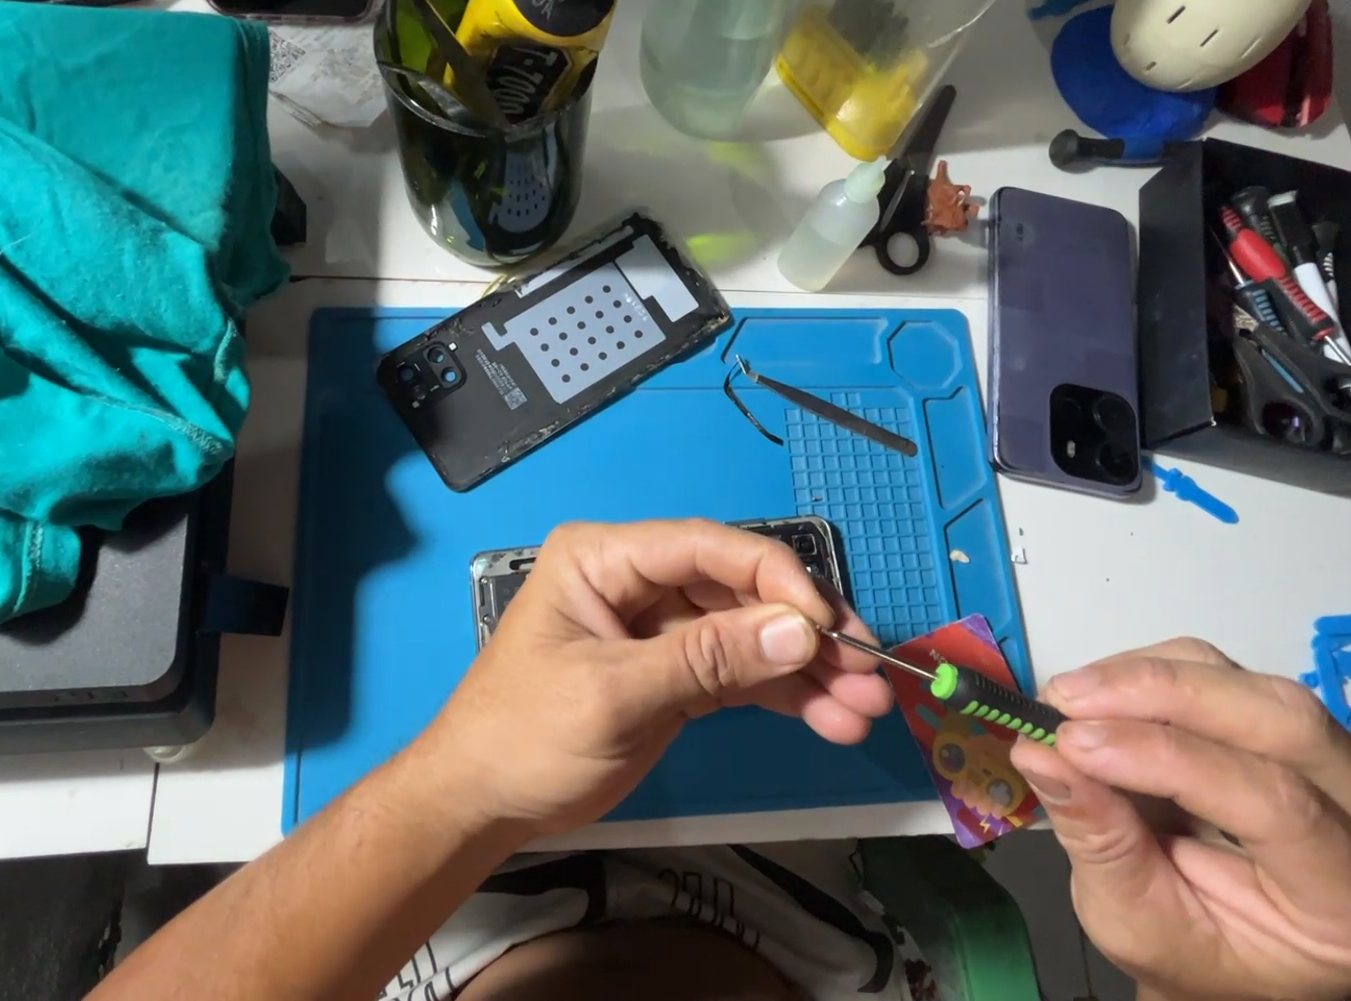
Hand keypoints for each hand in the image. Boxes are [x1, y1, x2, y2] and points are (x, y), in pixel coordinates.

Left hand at [415, 519, 894, 836]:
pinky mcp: (674, 671)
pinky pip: (738, 672)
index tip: (829, 623)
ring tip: (864, 707)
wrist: (482, 803)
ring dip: (807, 669)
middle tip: (868, 672)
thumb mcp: (613, 695)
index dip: (774, 577)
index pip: (705, 546)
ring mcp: (659, 627)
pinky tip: (830, 718)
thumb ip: (707, 660)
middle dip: (804, 631)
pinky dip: (783, 695)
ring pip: (748, 632)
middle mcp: (638, 580)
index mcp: (606, 558)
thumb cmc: (525, 735)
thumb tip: (800, 630)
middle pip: (738, 589)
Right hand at [1009, 639, 1350, 1000]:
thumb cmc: (1190, 954)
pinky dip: (1150, 671)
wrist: (1226, 954)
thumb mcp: (1132, 921)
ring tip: (1068, 700)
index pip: (1279, 806)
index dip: (1167, 758)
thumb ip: (1096, 839)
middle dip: (1160, 692)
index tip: (1068, 741)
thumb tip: (1038, 753)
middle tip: (1063, 698)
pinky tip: (1101, 699)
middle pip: (1285, 722)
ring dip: (1147, 677)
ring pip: (1253, 686)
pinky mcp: (1304, 731)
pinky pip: (1228, 673)